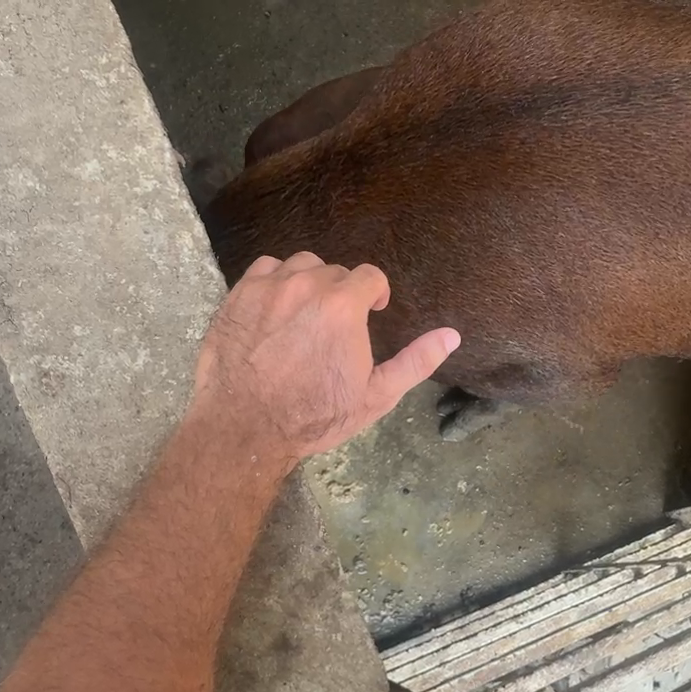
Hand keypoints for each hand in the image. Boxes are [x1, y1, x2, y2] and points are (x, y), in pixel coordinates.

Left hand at [186, 252, 459, 468]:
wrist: (247, 426)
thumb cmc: (316, 416)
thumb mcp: (375, 396)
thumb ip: (415, 362)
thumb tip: (452, 335)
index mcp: (343, 307)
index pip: (369, 275)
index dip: (376, 293)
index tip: (373, 312)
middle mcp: (306, 285)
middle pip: (335, 271)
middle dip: (343, 293)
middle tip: (338, 326)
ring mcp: (268, 287)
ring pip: (300, 265)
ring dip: (311, 283)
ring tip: (309, 314)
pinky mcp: (238, 295)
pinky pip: (266, 270)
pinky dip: (277, 283)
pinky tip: (279, 311)